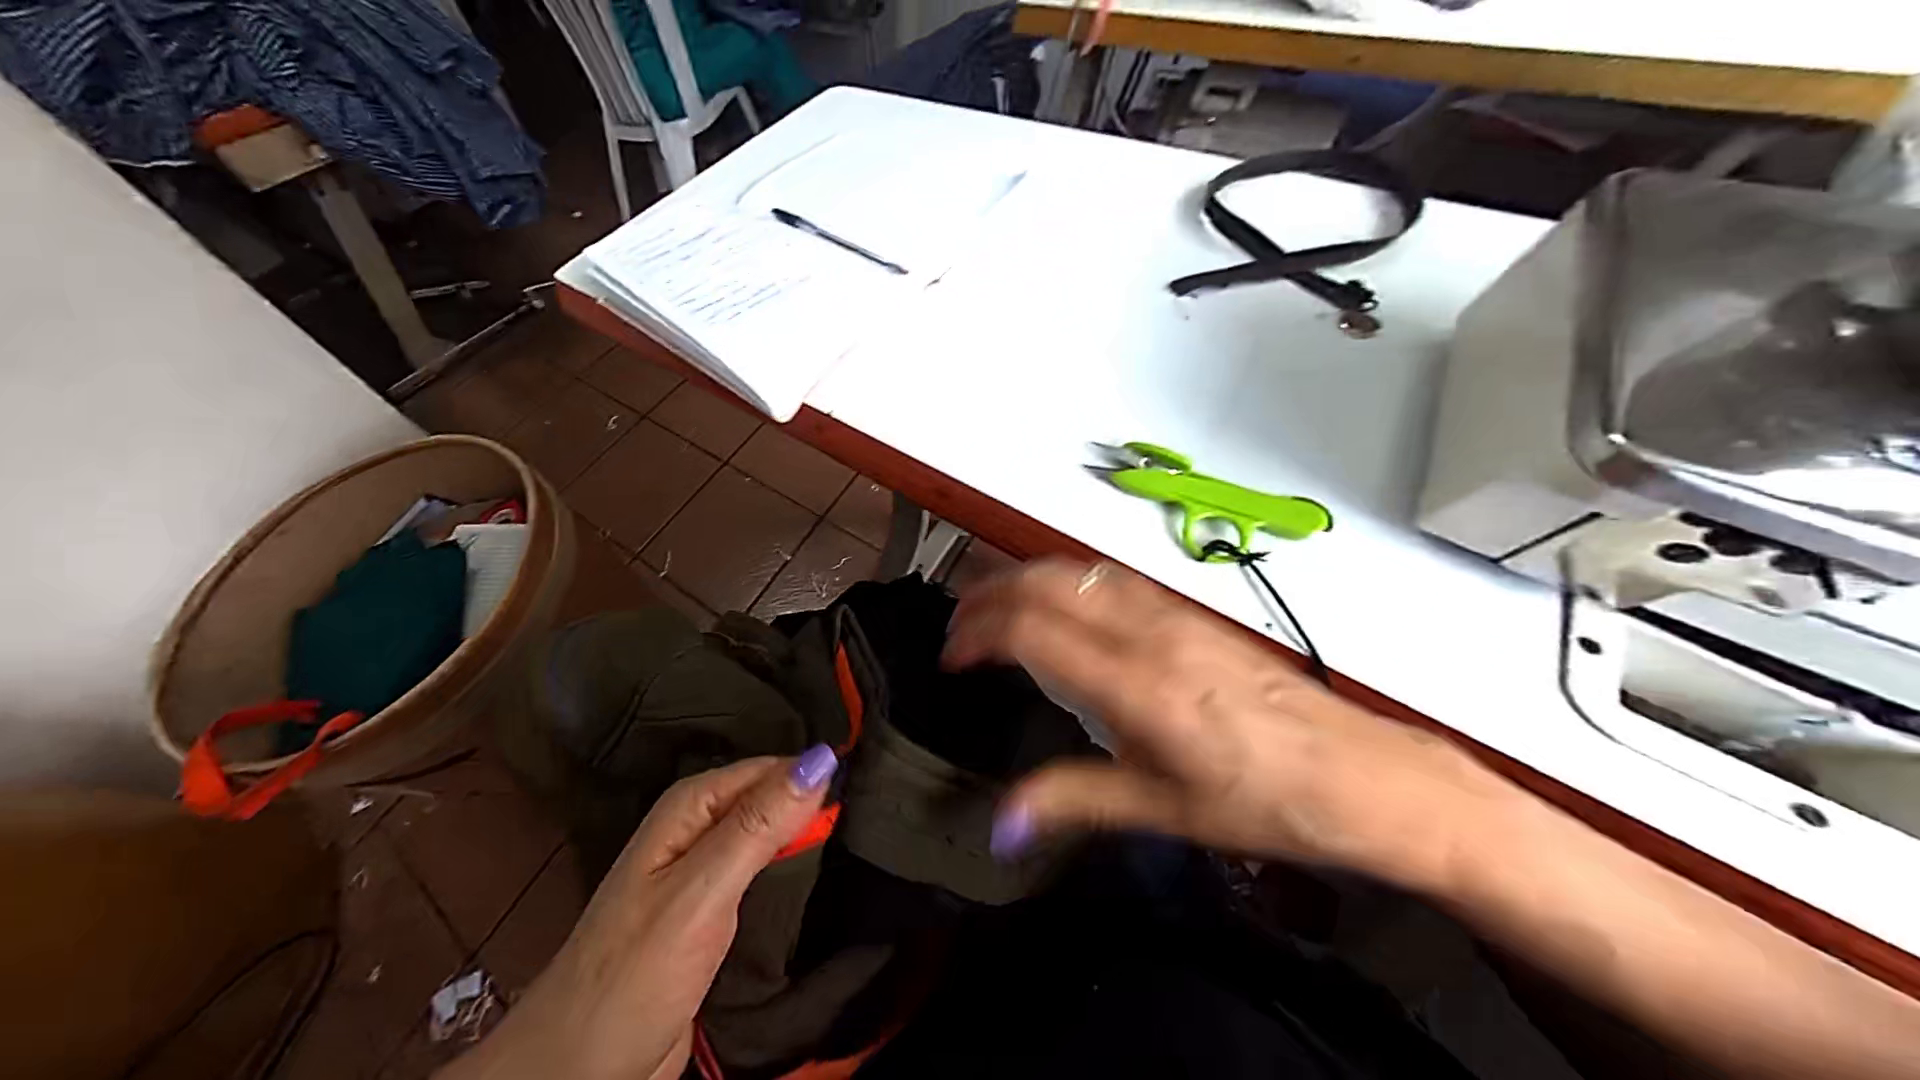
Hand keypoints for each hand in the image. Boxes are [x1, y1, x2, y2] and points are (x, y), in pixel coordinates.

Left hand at [440, 746, 839, 1079]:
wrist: (578, 1070)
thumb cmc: (635, 973)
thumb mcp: (702, 891)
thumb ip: (760, 825)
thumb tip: (823, 757)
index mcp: (691, 804)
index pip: (772, 768)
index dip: (818, 775)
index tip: (871, 790)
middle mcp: (700, 824)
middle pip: (774, 796)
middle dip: (818, 802)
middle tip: (876, 815)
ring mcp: (707, 866)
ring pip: (773, 831)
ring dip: (810, 834)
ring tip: (863, 836)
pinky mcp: (716, 905)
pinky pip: (767, 867)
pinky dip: (796, 866)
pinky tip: (825, 870)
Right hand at [942, 559, 1520, 891]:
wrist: (1366, 776)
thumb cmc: (1271, 801)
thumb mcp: (1166, 811)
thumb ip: (1076, 799)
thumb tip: (1006, 820)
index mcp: (1138, 685)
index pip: (1034, 630)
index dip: (979, 635)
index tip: (952, 657)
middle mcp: (1153, 635)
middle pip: (1051, 583)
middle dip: (992, 591)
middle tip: (959, 619)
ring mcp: (1176, 617)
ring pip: (1083, 571)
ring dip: (1029, 577)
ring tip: (995, 601)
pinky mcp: (1194, 617)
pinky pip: (1115, 580)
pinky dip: (1069, 580)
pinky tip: (1064, 602)